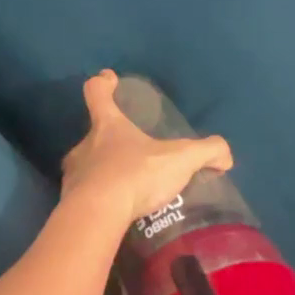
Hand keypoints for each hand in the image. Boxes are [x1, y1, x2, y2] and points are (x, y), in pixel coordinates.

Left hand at [60, 71, 232, 221]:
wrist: (97, 215)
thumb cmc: (136, 175)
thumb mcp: (181, 160)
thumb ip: (206, 152)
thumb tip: (225, 157)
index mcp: (107, 126)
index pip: (97, 93)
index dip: (103, 84)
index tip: (108, 79)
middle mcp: (84, 146)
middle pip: (93, 135)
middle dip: (110, 144)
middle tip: (132, 156)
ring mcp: (73, 175)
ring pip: (87, 169)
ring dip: (103, 176)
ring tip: (126, 191)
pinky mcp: (70, 203)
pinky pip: (84, 198)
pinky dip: (98, 202)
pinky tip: (116, 214)